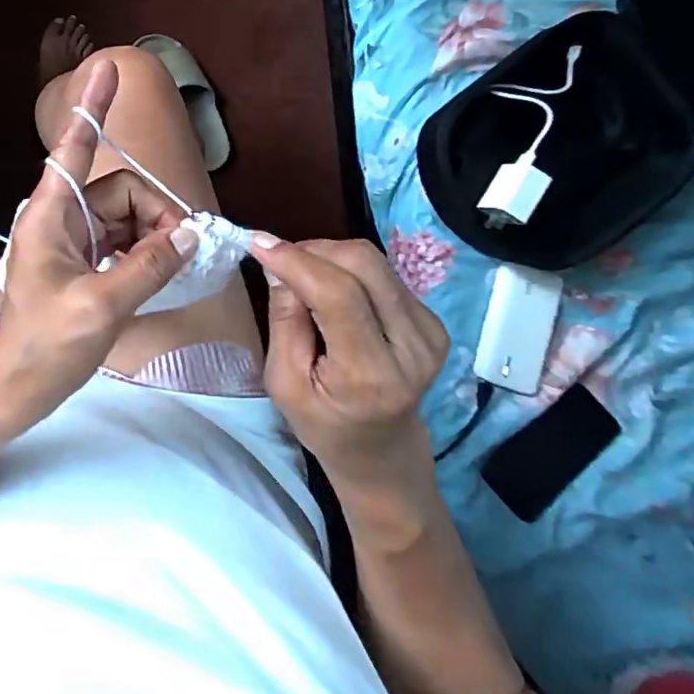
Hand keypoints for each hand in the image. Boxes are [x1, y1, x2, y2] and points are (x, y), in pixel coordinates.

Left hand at [0, 61, 198, 435]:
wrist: (16, 389)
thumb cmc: (46, 347)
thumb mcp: (102, 305)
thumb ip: (148, 265)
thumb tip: (190, 233)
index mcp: (50, 216)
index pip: (74, 149)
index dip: (93, 106)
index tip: (107, 66)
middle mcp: (58, 218)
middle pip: (118, 191)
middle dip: (154, 213)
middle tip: (181, 250)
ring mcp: (69, 241)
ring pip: (124, 217)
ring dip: (151, 236)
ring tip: (167, 269)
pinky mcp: (79, 262)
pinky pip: (119, 241)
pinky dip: (141, 251)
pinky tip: (154, 273)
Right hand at [249, 237, 449, 489]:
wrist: (381, 450)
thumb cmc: (322, 422)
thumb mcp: (283, 382)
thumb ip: (284, 322)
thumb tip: (279, 267)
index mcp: (370, 374)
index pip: (339, 296)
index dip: (298, 261)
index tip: (259, 243)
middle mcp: (411, 348)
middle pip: (364, 265)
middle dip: (313, 250)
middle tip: (280, 261)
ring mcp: (429, 333)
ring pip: (374, 262)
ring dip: (328, 256)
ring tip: (302, 277)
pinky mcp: (434, 322)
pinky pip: (383, 273)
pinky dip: (346, 269)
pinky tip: (330, 292)